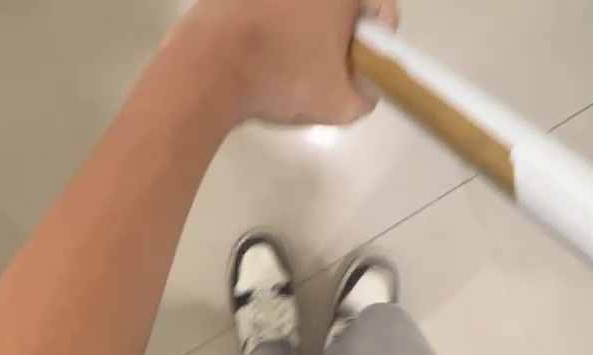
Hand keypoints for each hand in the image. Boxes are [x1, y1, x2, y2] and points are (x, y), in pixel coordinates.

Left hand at [174, 0, 400, 125]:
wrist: (210, 66)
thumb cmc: (284, 78)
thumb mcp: (339, 106)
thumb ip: (365, 98)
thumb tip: (365, 89)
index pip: (382, 10)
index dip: (380, 45)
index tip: (364, 71)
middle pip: (342, 7)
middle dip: (342, 38)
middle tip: (329, 74)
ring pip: (306, 9)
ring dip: (309, 32)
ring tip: (293, 68)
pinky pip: (272, 10)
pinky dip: (275, 27)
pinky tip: (264, 55)